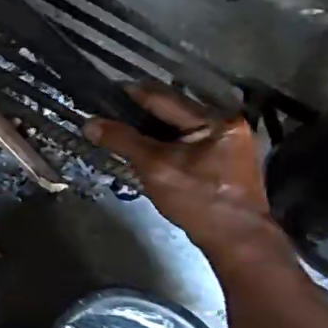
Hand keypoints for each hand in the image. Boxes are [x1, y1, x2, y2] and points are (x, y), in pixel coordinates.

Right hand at [86, 86, 277, 253]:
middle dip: (141, 111)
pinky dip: (166, 141)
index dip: (132, 94)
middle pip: (174, 110)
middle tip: (109, 110)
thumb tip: (90, 123)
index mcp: (216, 119)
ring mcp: (230, 141)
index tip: (106, 88)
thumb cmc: (197, 199)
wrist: (237, 238)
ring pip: (180, 126)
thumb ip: (123, 141)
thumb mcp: (155, 167)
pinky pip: (188, 140)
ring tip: (122, 126)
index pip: (165, 99)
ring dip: (152, 127)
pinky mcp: (226, 159)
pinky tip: (147, 146)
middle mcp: (227, 123)